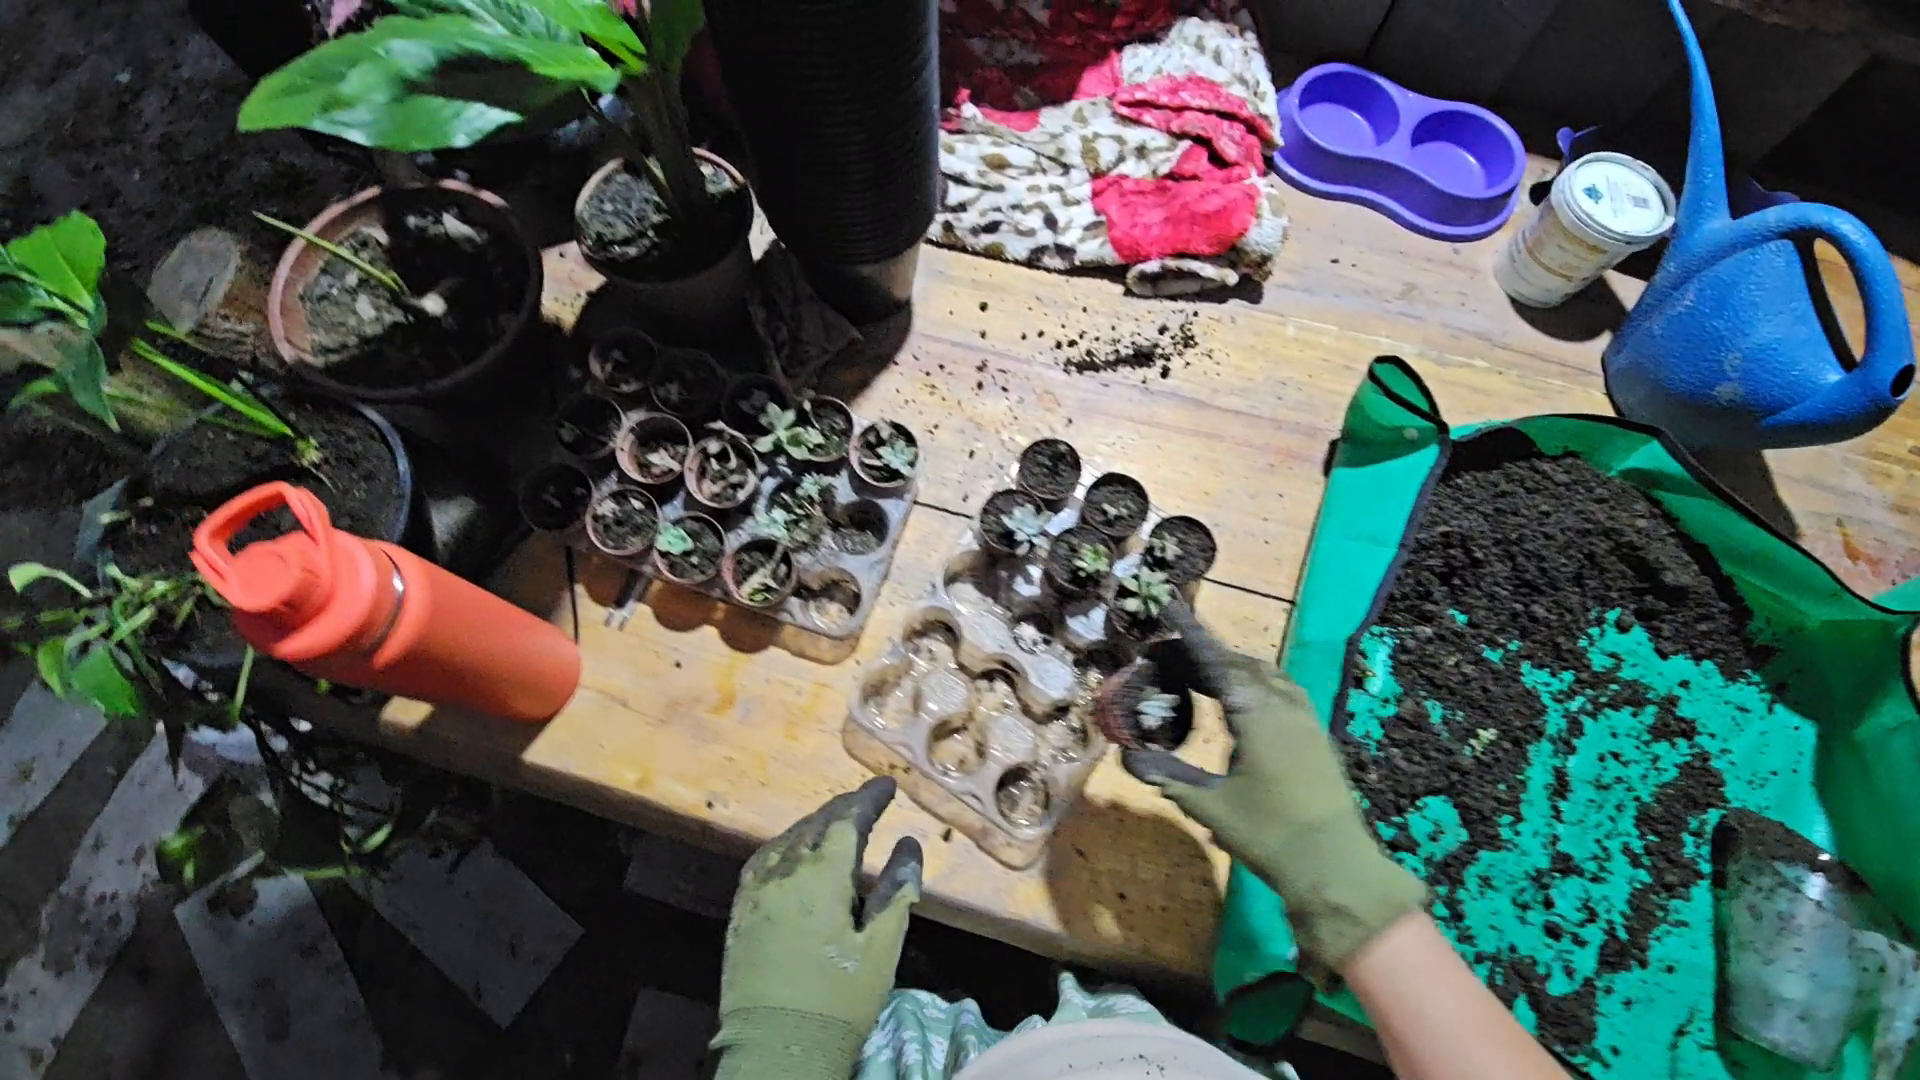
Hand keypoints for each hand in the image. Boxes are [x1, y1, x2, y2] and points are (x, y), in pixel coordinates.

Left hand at [712, 777, 922, 1079]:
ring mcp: (757, 890)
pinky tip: (796, 850)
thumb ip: (897, 891)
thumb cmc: (838, 1000)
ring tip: (838, 821)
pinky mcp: (741, 911)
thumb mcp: (881, 948)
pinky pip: (764, 860)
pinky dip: (787, 844)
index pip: (848, 819)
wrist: (777, 1050)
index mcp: (822, 876)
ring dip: (816, 823)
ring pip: (788, 838)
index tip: (888, 784)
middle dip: (845, 807)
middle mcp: (785, 871)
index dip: (869, 798)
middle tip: (868, 800)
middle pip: (817, 823)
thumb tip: (910, 845)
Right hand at [1122, 601, 1426, 977]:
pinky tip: (1246, 700)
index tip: (1170, 606)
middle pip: (1240, 664)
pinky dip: (1257, 682)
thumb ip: (1169, 776)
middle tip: (1171, 655)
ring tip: (1204, 672)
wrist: (1335, 867)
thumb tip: (1128, 757)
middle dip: (1205, 653)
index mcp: (1256, 714)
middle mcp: (1283, 706)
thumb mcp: (1210, 805)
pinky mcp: (1316, 736)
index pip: (1215, 661)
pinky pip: (1283, 690)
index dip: (1189, 635)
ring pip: (1267, 675)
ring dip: (1234, 666)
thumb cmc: (1268, 833)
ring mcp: (1306, 720)